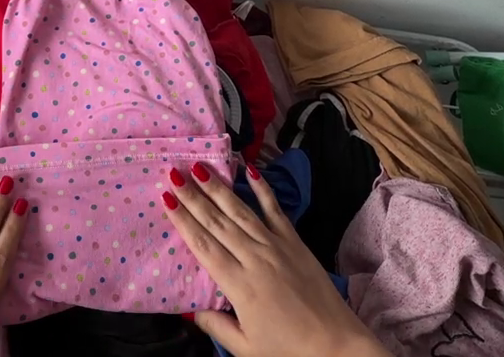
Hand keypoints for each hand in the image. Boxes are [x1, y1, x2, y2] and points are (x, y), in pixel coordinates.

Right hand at [163, 162, 389, 356]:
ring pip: (240, 211)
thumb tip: (187, 309)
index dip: (183, 221)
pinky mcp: (294, 241)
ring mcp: (275, 246)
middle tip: (174, 171)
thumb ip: (216, 325)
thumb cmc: (289, 352)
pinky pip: (275, 209)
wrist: (337, 347)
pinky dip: (262, 189)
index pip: (204, 246)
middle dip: (193, 196)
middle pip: (217, 222)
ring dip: (218, 188)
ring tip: (199, 166)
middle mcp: (254, 258)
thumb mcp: (247, 349)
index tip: (166, 197)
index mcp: (239, 286)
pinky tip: (248, 170)